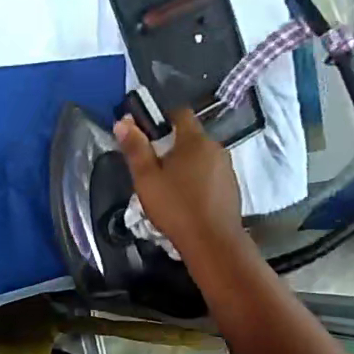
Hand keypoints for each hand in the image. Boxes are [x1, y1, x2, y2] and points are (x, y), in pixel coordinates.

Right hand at [113, 104, 246, 255]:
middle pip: (190, 137)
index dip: (162, 119)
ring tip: (168, 187)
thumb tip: (122, 122)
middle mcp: (215, 147)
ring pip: (201, 157)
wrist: (211, 240)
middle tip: (153, 168)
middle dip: (172, 146)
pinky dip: (198, 180)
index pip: (180, 113)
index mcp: (194, 140)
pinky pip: (210, 174)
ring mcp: (227, 167)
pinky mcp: (232, 186)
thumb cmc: (174, 206)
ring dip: (186, 164)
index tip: (147, 135)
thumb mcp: (146, 178)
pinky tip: (186, 199)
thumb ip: (135, 148)